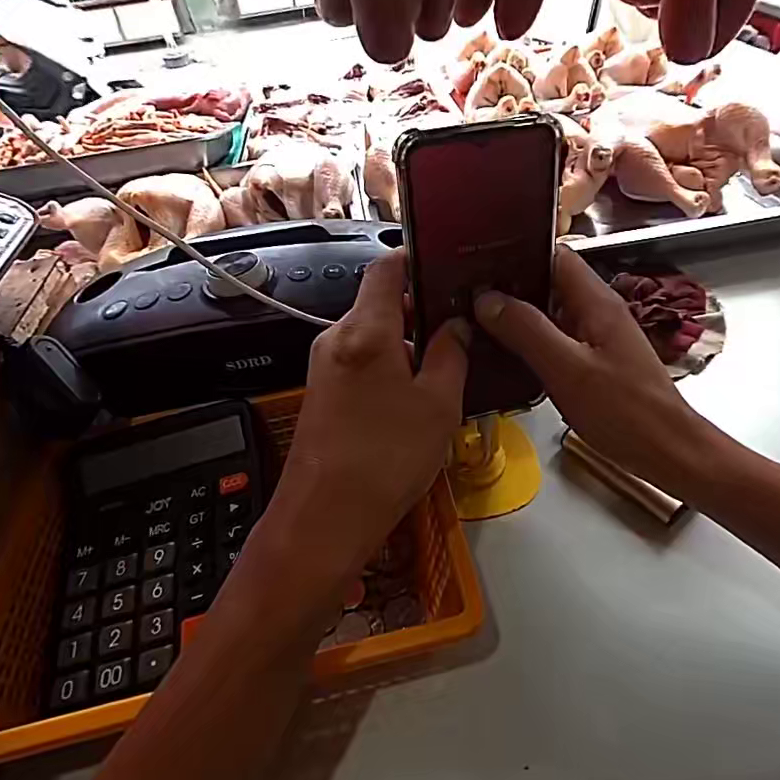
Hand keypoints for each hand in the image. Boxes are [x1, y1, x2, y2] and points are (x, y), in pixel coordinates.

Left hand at [264, 250, 467, 579]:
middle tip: (457, 335)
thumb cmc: (382, 461)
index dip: (414, 261)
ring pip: (371, 337)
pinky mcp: (322, 394)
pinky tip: (411, 401)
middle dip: (418, 315)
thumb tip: (457, 326)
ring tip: (440, 376)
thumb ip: (452, 354)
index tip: (443, 270)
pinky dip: (387, 370)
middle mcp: (336, 340)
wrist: (324, 518)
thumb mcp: (438, 403)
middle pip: (379, 304)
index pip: (385, 268)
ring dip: (404, 348)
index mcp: (365, 331)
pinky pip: (359, 364)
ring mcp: (324, 367)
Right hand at [476, 247, 736, 500]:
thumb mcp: (568, 368)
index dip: (517, 252)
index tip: (479, 259)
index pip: (554, 255)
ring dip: (515, 316)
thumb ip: (527, 330)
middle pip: (547, 283)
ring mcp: (594, 337)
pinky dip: (527, 342)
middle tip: (465, 293)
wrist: (666, 452)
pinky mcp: (591, 362)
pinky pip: (552, 340)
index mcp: (596, 301)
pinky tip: (502, 355)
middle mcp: (596, 311)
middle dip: (509, 286)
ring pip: (548, 313)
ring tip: (473, 320)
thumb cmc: (624, 410)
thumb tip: (485, 299)